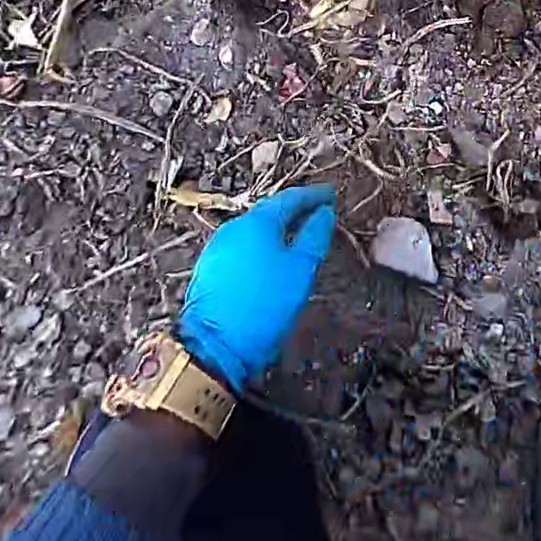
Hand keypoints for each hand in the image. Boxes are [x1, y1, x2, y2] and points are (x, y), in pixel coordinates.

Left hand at [178, 184, 335, 389]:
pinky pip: (243, 245)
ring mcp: (219, 246)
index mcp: (258, 222)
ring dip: (278, 228)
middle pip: (271, 210)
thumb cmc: (263, 305)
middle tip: (317, 213)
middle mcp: (235, 226)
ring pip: (255, 228)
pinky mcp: (210, 266)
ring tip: (298, 235)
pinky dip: (262, 244)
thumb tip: (324, 214)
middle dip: (296, 210)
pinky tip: (272, 257)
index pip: (290, 198)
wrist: (213, 346)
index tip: (330, 195)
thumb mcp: (300, 270)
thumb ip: (314, 236)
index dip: (313, 196)